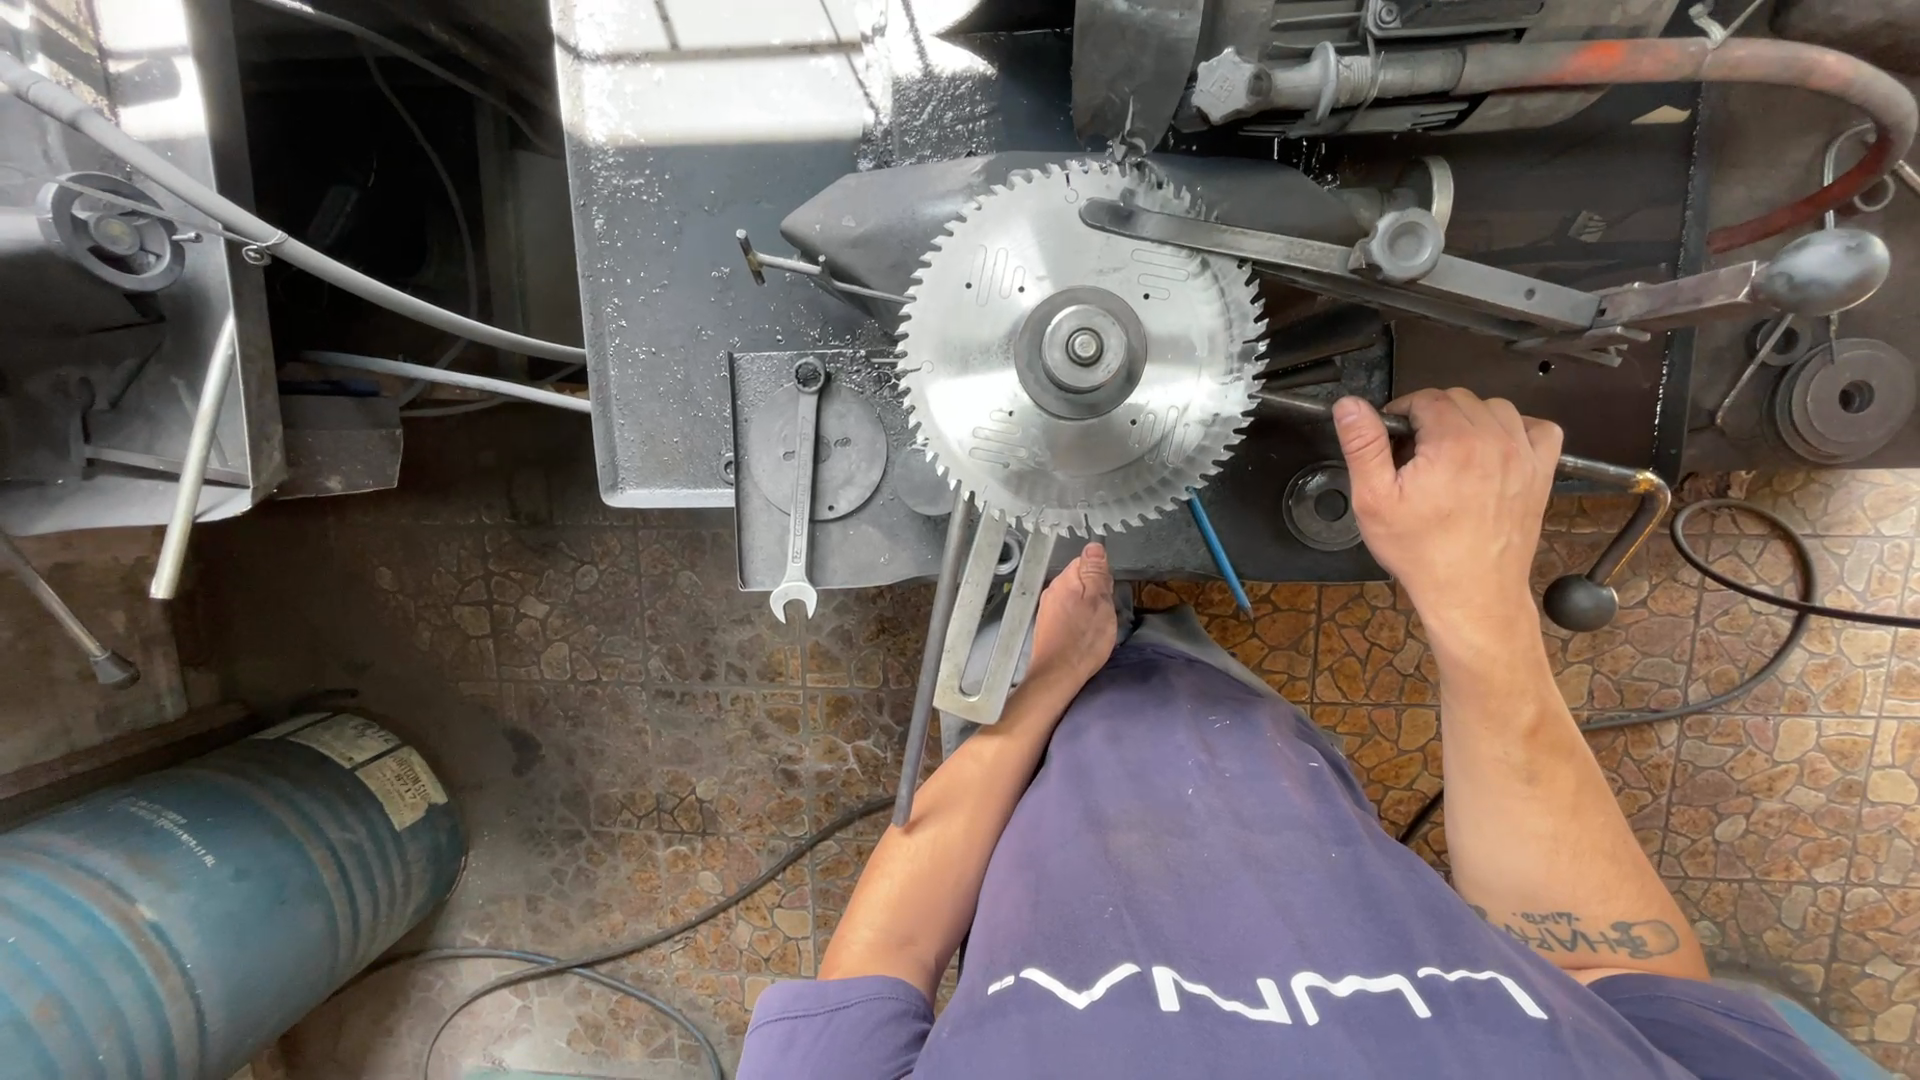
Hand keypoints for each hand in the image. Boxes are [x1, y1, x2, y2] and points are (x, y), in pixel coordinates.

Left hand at [1028, 543, 1116, 684]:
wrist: (1057, 674)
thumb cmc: (1084, 639)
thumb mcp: (1099, 601)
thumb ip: (1095, 572)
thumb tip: (1094, 545)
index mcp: (1065, 580)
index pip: (1085, 561)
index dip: (1102, 576)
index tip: (1108, 593)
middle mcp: (1052, 590)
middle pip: (1079, 580)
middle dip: (1095, 592)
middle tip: (1104, 613)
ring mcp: (1047, 609)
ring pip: (1074, 598)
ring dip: (1087, 607)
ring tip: (1096, 627)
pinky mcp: (1047, 626)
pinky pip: (1067, 614)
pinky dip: (1078, 620)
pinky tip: (1083, 635)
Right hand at [1333, 389, 1561, 631]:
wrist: (1470, 590)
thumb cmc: (1418, 549)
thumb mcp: (1374, 499)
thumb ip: (1362, 446)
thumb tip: (1349, 405)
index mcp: (1454, 443)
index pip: (1425, 398)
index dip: (1400, 414)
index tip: (1390, 441)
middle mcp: (1496, 440)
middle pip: (1459, 399)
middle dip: (1431, 417)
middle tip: (1412, 455)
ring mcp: (1526, 455)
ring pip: (1495, 408)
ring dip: (1468, 420)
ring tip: (1447, 453)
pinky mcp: (1542, 472)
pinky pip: (1536, 427)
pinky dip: (1513, 429)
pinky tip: (1490, 450)